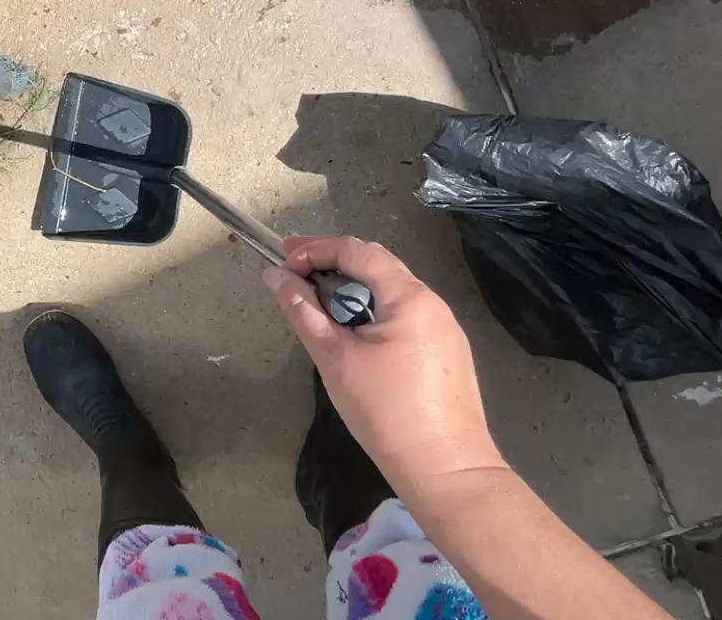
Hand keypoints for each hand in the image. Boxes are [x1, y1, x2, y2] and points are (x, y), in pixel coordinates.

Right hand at [263, 236, 505, 490]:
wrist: (447, 471)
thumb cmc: (385, 410)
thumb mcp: (333, 356)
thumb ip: (302, 309)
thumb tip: (274, 275)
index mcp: (408, 298)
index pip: (355, 250)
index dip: (314, 250)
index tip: (283, 265)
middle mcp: (431, 302)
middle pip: (374, 261)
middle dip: (330, 260)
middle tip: (293, 270)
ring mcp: (442, 326)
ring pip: (388, 287)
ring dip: (348, 284)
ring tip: (315, 299)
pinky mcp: (443, 349)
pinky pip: (400, 310)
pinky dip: (369, 305)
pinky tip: (349, 328)